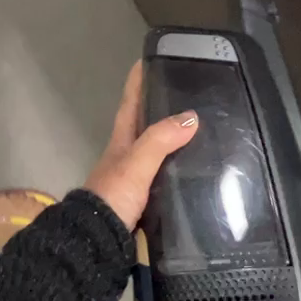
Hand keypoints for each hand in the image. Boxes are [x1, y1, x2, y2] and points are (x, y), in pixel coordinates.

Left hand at [83, 62, 199, 230]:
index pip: (130, 104)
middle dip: (161, 108)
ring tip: (202, 129)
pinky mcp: (144, 200)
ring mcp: (133, 179)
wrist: (98, 240)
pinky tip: (194, 171)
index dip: (137, 82)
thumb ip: (160, 141)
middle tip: (188, 93)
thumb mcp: (136, 164)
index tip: (148, 60)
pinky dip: (178, 167)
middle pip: (144, 125)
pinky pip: (164, 175)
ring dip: (173, 140)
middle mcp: (126, 156)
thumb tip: (190, 117)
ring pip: (156, 151)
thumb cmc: (113, 196)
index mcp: (121, 142)